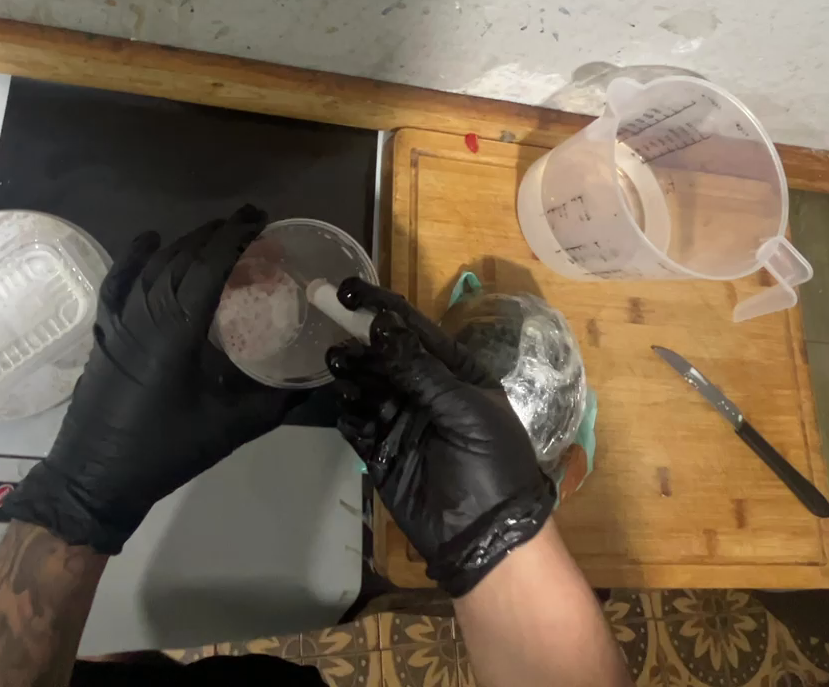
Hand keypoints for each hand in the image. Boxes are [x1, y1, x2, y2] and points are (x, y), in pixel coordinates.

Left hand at [4, 206, 296, 553]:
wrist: (96, 478)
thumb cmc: (165, 452)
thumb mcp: (229, 429)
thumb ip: (275, 403)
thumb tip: (314, 381)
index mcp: (178, 331)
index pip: (209, 266)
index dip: (235, 237)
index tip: (260, 219)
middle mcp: (147, 314)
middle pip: (183, 257)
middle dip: (217, 233)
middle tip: (249, 222)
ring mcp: (120, 320)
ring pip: (154, 265)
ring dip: (185, 242)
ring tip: (215, 231)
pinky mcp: (104, 331)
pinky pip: (117, 282)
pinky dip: (133, 257)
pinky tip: (149, 240)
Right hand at [328, 290, 555, 596]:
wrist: (486, 539)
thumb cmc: (490, 464)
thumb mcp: (464, 409)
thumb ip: (420, 368)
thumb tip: (382, 324)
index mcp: (453, 370)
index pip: (412, 327)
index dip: (380, 307)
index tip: (348, 291)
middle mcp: (424, 388)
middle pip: (382, 353)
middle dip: (359, 342)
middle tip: (338, 341)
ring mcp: (400, 418)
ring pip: (365, 382)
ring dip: (350, 372)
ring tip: (338, 367)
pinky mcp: (379, 448)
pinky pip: (356, 419)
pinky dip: (348, 410)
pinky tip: (348, 406)